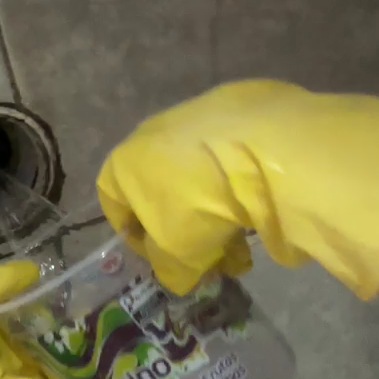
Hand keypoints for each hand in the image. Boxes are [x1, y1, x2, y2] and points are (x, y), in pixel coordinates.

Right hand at [97, 79, 378, 298]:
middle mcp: (149, 134)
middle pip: (160, 189)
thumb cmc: (199, 202)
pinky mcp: (239, 103)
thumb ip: (169, 267)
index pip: (114, 205)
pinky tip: (265, 201)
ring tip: (247, 237)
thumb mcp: (178, 253)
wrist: (264, 147)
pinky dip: (240, 179)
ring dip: (215, 207)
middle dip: (184, 226)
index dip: (136, 239)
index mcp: (122, 164)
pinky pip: (231, 154)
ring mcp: (195, 114)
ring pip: (198, 172)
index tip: (164, 261)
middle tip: (212, 256)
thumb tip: (177, 274)